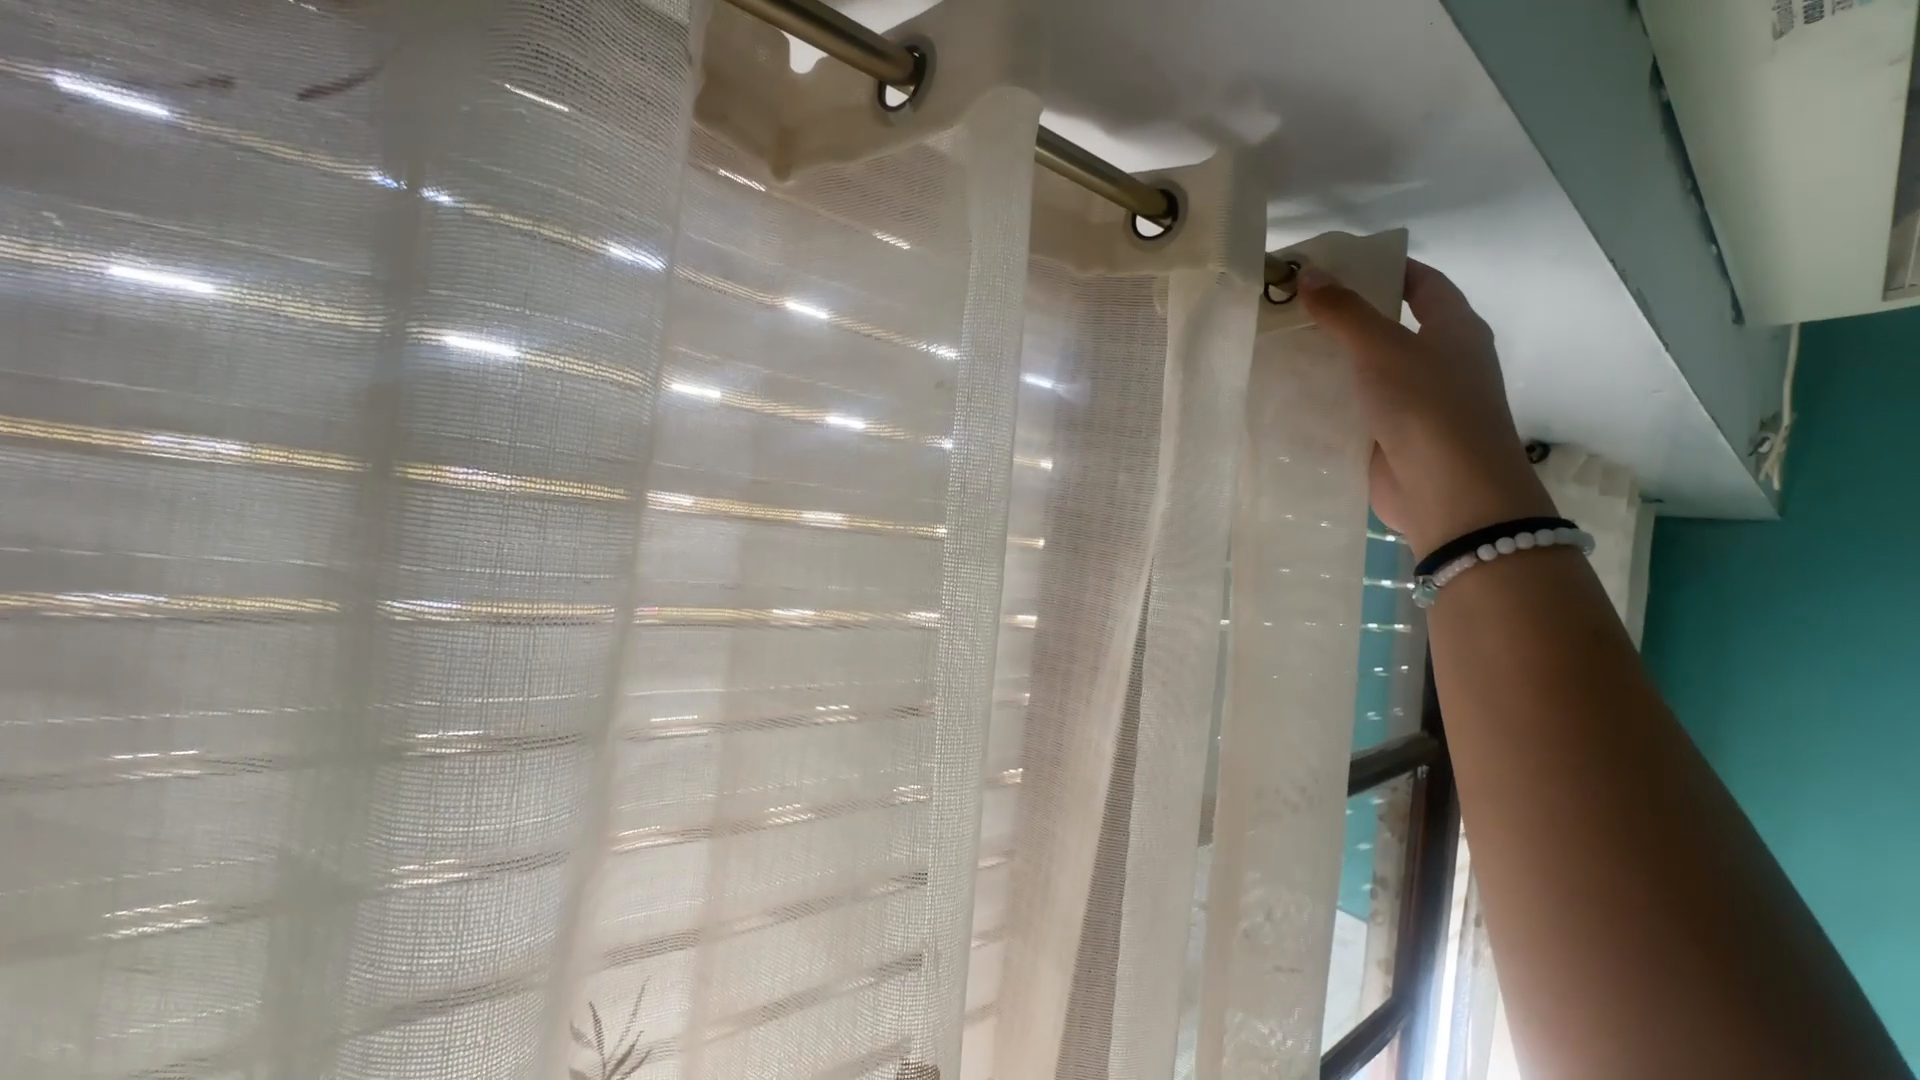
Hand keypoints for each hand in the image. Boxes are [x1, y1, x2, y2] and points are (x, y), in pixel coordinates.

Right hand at [1299, 260, 1556, 556]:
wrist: (1449, 493)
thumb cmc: (1428, 406)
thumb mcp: (1383, 348)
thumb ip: (1344, 312)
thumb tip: (1309, 274)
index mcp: (1454, 330)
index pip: (1423, 284)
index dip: (1385, 268)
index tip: (1337, 265)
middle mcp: (1438, 362)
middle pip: (1388, 328)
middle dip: (1345, 318)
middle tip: (1292, 306)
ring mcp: (1413, 404)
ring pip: (1366, 372)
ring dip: (1330, 362)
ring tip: (1278, 346)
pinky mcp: (1389, 439)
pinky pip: (1353, 412)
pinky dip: (1326, 403)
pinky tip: (1286, 395)